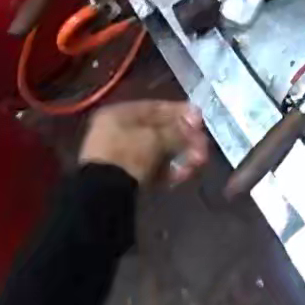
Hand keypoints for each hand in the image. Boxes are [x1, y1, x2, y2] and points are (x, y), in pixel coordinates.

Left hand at [79, 100, 210, 186]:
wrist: (102, 198)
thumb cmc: (128, 155)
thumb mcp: (156, 138)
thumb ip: (178, 130)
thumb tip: (194, 123)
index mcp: (118, 114)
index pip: (155, 107)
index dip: (179, 112)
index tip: (200, 119)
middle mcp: (116, 131)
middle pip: (158, 131)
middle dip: (183, 138)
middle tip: (202, 145)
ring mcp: (118, 156)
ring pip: (156, 152)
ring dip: (179, 155)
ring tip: (197, 162)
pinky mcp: (123, 179)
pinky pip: (150, 169)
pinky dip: (167, 171)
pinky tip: (184, 174)